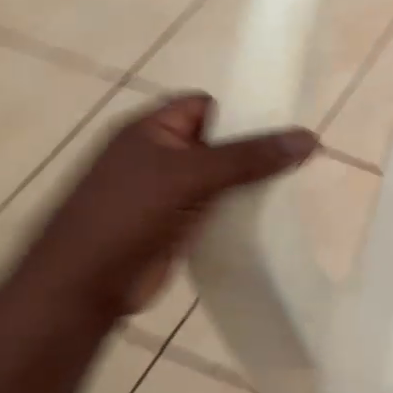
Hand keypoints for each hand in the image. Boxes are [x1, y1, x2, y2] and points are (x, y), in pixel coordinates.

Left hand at [8, 94, 318, 322]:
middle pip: (218, 141)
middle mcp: (156, 154)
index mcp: (149, 128)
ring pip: (220, 177)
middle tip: (298, 158)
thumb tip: (310, 136)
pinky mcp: (174, 224)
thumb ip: (251, 156)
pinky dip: (239, 209)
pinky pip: (216, 206)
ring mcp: (164, 192)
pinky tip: (269, 215)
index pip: (207, 104)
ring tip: (292, 185)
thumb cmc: (128, 216)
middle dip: (254, 150)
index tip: (284, 126)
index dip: (243, 111)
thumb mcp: (192, 176)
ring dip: (249, 183)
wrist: (81, 287)